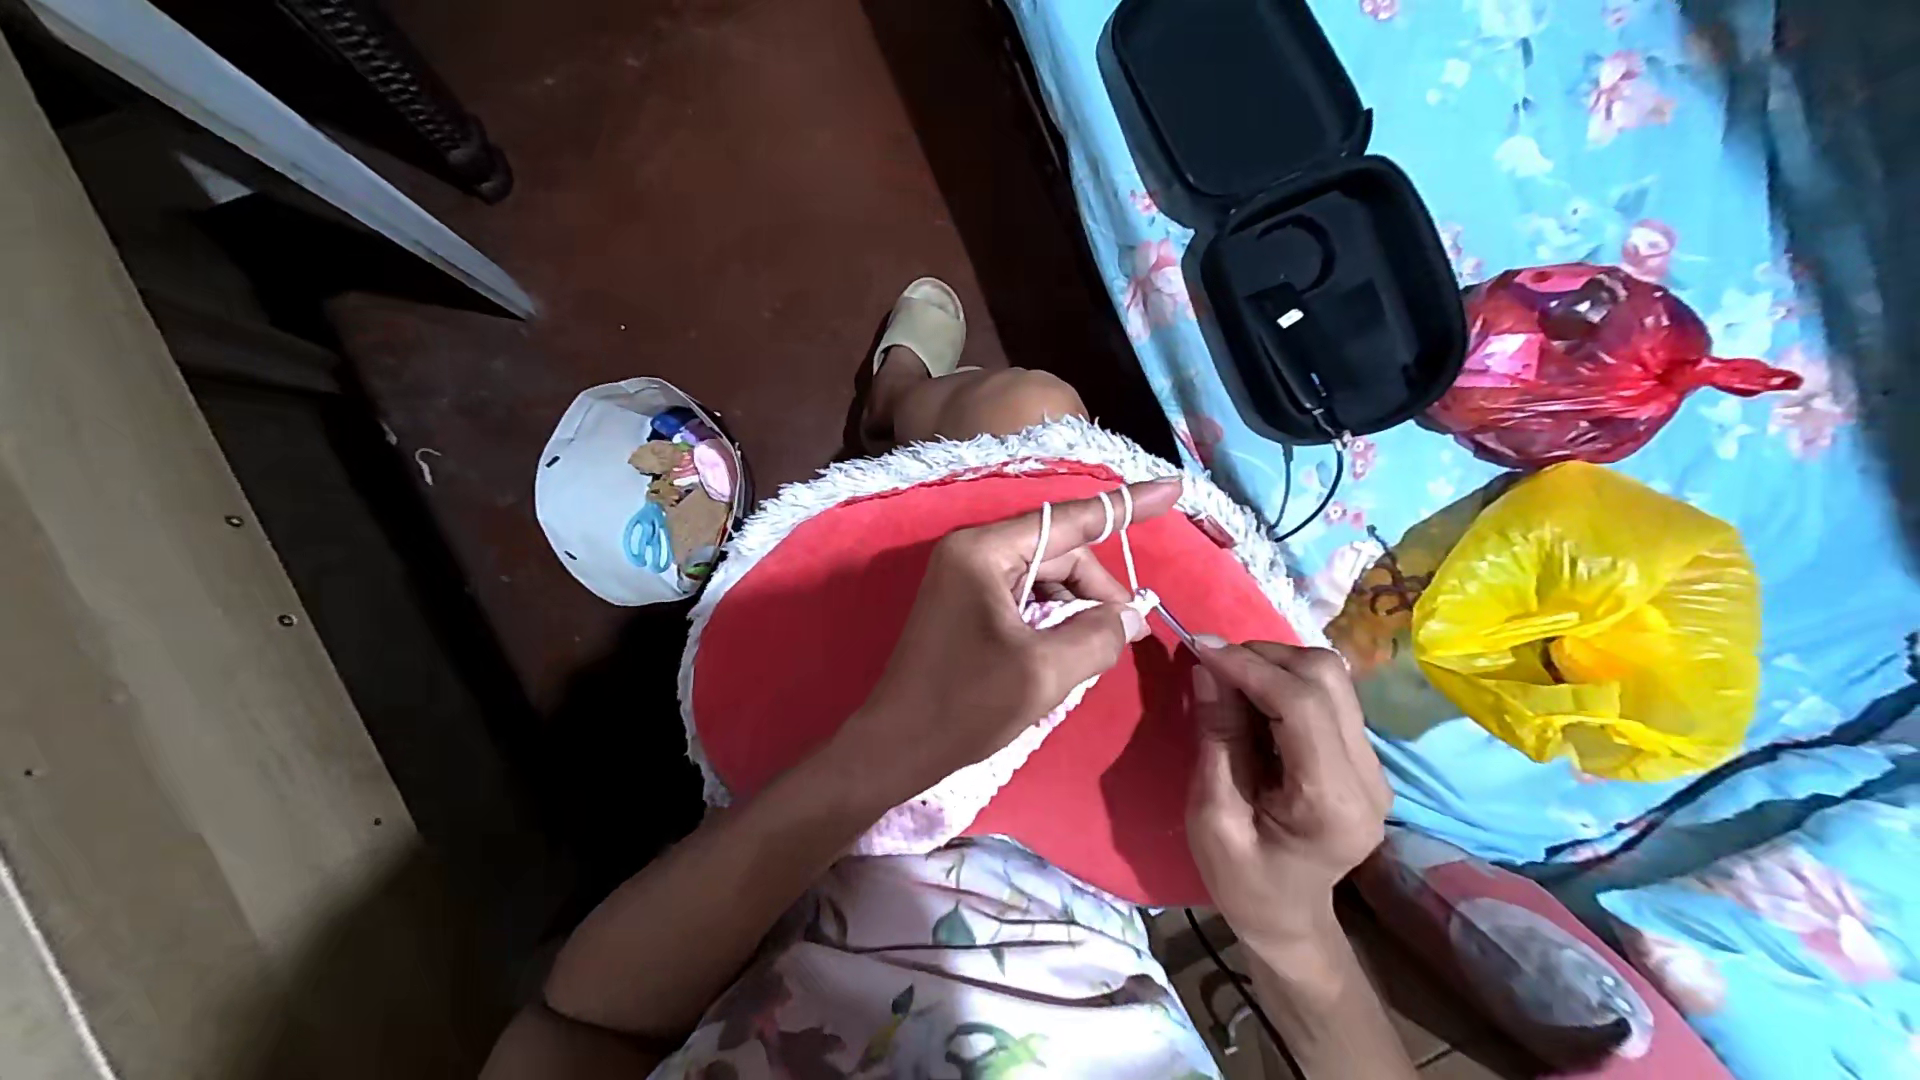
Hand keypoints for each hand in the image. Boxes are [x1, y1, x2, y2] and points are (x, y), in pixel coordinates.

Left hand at [836, 478, 1181, 797]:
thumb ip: (1098, 635)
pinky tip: (1067, 648)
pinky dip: (1051, 618)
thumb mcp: (1044, 672)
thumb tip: (1129, 617)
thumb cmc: (964, 706)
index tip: (1173, 487)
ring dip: (1076, 607)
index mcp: (984, 552)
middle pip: (1057, 553)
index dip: (1124, 506)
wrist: (895, 746)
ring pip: (1042, 577)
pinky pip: (1022, 597)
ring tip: (1099, 646)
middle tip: (1127, 631)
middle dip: (1097, 588)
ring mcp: (963, 578)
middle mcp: (971, 553)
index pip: (1069, 520)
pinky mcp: (963, 605)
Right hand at [1185, 641, 1391, 959]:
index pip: (1301, 703)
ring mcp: (1372, 764)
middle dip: (1263, 656)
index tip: (1198, 647)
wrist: (1287, 917)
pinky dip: (1283, 679)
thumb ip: (1217, 737)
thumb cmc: (1241, 879)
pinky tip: (1251, 696)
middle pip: (1326, 677)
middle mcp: (1368, 775)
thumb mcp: (1212, 815)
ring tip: (1228, 677)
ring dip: (1273, 663)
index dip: (1248, 665)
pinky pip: (1326, 694)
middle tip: (1212, 663)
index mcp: (1331, 801)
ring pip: (1330, 677)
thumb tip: (1208, 667)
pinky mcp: (1362, 756)